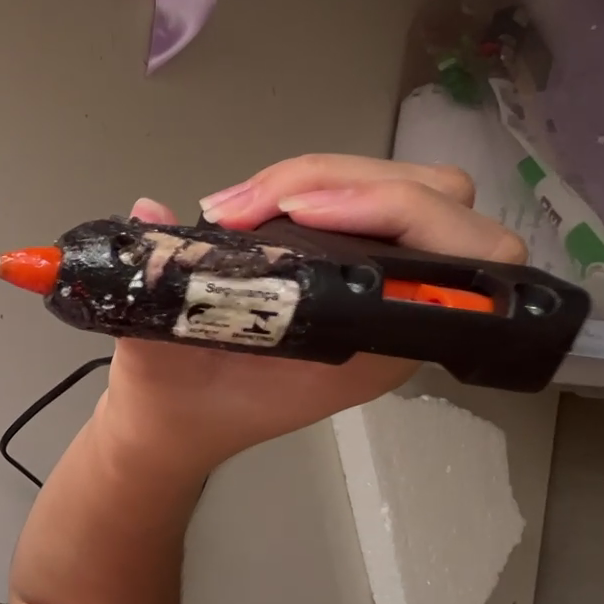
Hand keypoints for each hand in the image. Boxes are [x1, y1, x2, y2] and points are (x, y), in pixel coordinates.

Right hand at [100, 154, 528, 465]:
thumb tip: (147, 213)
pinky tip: (244, 205)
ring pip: (400, 188)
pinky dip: (304, 185)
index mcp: (380, 347)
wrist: (173, 425)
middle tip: (243, 207)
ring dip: (316, 178)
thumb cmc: (181, 407)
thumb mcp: (158, 364)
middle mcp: (395, 307)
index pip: (457, 256)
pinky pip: (356, 200)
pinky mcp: (338, 261)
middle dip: (339, 181)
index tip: (297, 211)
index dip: (394, 211)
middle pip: (434, 199)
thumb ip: (153, 294)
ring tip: (231, 206)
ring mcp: (372, 279)